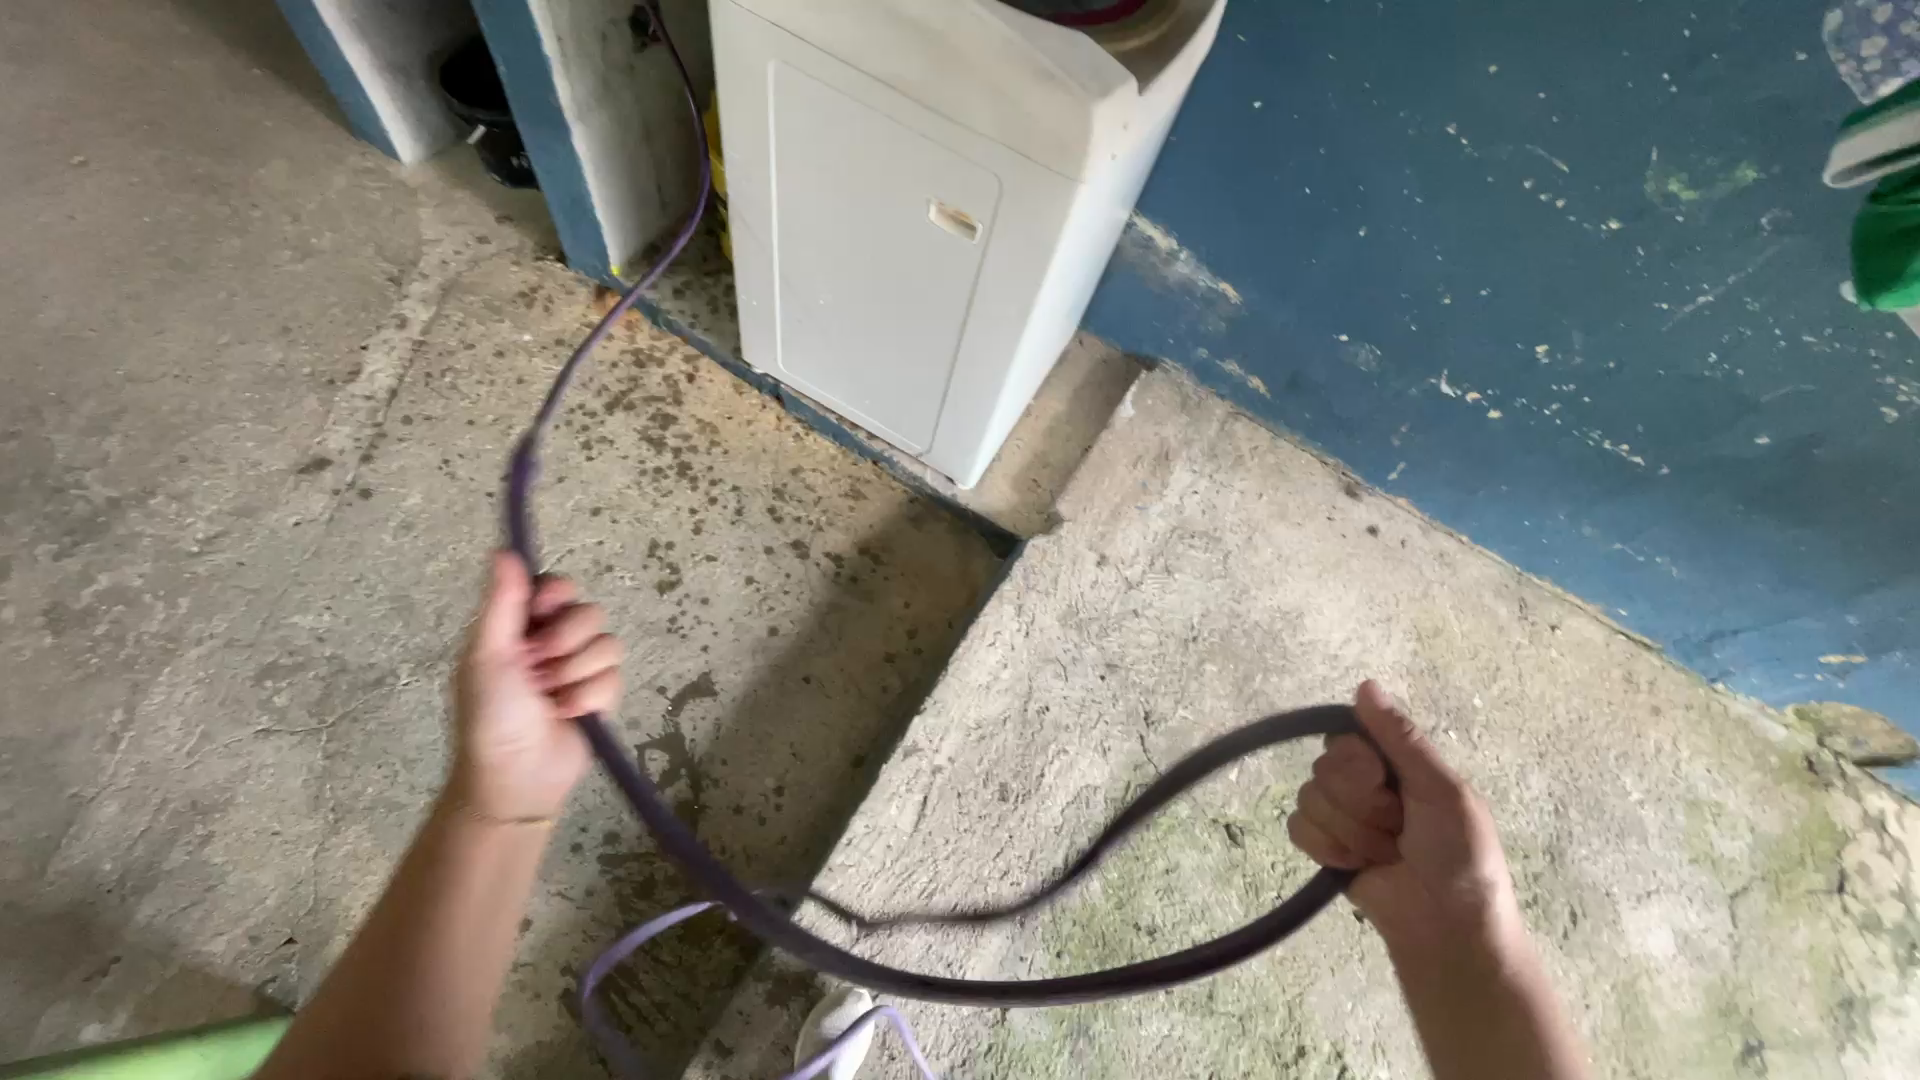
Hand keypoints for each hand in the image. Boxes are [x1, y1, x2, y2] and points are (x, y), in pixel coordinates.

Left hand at [449, 551, 621, 820]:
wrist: (514, 779)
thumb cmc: (490, 717)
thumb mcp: (489, 657)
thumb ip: (502, 604)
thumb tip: (504, 549)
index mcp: (520, 630)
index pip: (555, 588)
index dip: (558, 594)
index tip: (547, 606)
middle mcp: (553, 644)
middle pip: (589, 612)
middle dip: (567, 641)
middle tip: (540, 666)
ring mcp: (580, 670)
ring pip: (608, 644)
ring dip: (577, 673)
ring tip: (553, 698)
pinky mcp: (602, 696)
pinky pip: (615, 677)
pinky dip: (591, 697)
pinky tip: (570, 714)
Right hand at [1288, 681, 1521, 958]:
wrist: (1448, 932)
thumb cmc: (1461, 859)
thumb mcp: (1443, 792)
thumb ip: (1401, 739)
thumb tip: (1364, 684)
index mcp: (1394, 763)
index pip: (1344, 736)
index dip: (1356, 763)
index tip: (1382, 783)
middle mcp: (1363, 783)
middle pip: (1323, 768)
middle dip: (1360, 806)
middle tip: (1397, 829)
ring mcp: (1341, 815)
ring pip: (1309, 798)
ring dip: (1351, 834)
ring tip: (1385, 854)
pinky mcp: (1323, 846)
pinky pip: (1298, 828)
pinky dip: (1329, 850)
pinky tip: (1356, 866)